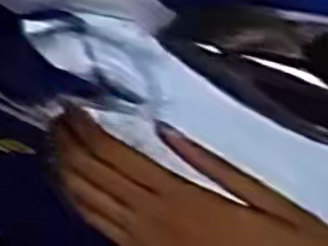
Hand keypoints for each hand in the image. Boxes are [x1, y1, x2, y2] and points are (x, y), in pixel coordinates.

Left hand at [55, 107, 327, 245]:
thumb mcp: (282, 212)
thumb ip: (218, 168)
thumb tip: (165, 129)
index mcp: (182, 198)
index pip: (107, 149)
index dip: (79, 123)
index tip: (70, 105)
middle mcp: (152, 215)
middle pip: (82, 164)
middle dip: (61, 135)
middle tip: (58, 116)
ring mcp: (142, 238)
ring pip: (77, 190)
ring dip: (58, 160)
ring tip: (57, 139)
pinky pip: (91, 218)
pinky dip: (70, 191)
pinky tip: (69, 176)